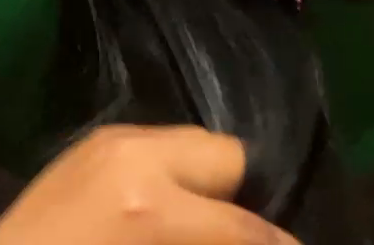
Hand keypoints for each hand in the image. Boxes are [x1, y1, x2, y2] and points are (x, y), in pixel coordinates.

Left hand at [0, 125, 297, 244]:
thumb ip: (207, 241)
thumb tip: (255, 235)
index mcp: (149, 208)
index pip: (241, 227)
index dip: (278, 242)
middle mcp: (135, 154)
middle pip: (227, 154)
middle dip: (242, 196)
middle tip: (236, 232)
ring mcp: (112, 138)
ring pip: (194, 141)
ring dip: (208, 180)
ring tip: (200, 219)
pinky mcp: (95, 138)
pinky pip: (158, 144)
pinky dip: (173, 172)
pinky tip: (162, 206)